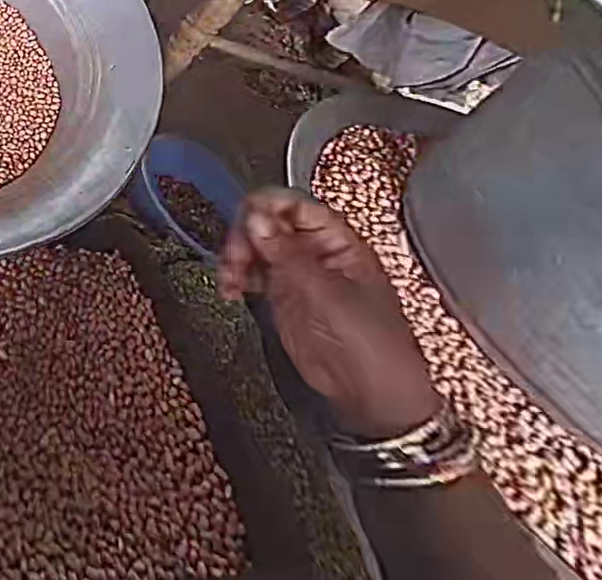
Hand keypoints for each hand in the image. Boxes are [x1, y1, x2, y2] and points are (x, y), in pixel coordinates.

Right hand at [219, 189, 440, 438]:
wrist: (371, 396)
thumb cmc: (371, 347)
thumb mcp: (325, 293)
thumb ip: (286, 253)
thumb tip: (255, 217)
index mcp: (338, 242)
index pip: (296, 205)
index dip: (268, 206)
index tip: (246, 217)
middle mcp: (315, 251)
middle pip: (268, 222)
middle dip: (245, 235)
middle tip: (236, 254)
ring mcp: (297, 272)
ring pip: (254, 244)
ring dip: (235, 255)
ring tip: (230, 276)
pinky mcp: (281, 293)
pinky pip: (249, 271)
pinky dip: (234, 276)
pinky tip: (230, 288)